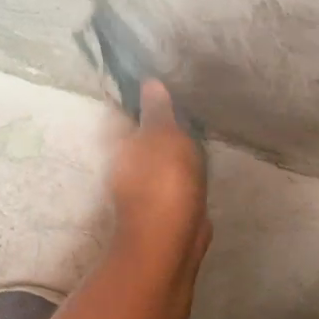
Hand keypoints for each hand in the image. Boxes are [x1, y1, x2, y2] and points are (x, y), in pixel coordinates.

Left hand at [107, 80, 209, 266]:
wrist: (172, 237)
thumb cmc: (163, 179)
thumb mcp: (164, 133)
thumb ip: (158, 108)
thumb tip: (149, 81)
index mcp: (118, 142)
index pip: (123, 111)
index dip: (138, 97)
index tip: (158, 81)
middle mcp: (125, 162)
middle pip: (140, 134)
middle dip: (157, 122)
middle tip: (182, 101)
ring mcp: (144, 184)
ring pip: (158, 156)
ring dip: (171, 146)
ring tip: (195, 127)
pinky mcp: (165, 202)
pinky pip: (173, 176)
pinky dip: (183, 168)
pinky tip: (199, 160)